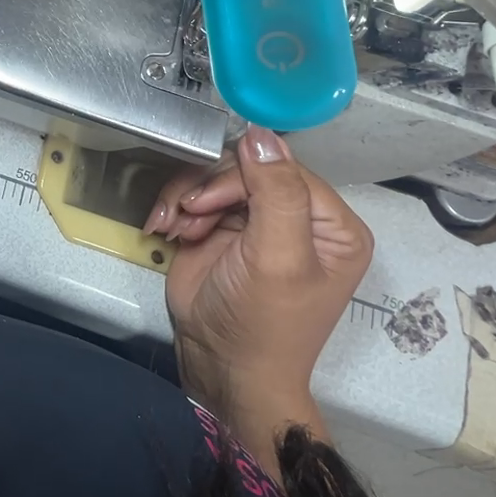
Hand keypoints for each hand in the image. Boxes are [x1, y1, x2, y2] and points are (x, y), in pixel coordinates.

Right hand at [147, 126, 373, 445]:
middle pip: (242, 169)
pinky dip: (173, 210)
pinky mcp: (218, 228)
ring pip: (210, 178)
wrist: (220, 362)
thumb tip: (260, 134)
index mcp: (330, 224)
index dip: (239, 177)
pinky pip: (191, 196)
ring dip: (184, 200)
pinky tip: (165, 230)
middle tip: (187, 219)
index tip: (204, 204)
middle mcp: (295, 216)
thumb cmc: (263, 319)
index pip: (282, 168)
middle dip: (206, 191)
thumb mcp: (277, 258)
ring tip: (175, 229)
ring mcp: (253, 221)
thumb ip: (276, 194)